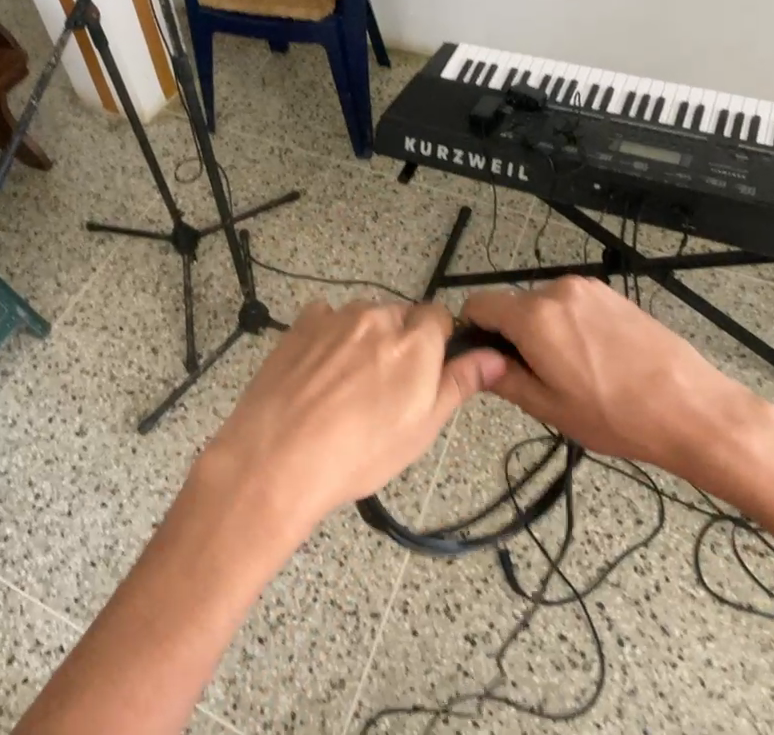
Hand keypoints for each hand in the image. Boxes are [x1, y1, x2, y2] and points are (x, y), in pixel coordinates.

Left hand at [194, 300, 504, 540]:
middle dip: (398, 342)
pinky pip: (325, 318)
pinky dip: (328, 336)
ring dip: (363, 338)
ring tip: (346, 386)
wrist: (279, 457)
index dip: (435, 344)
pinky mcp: (301, 324)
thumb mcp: (422, 428)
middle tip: (383, 389)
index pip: (439, 318)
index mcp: (416, 342)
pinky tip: (318, 373)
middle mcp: (378, 318)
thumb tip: (495, 357)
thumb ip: (459, 383)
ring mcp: (336, 318)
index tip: (421, 374)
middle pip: (399, 316)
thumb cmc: (359, 452)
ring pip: (362, 318)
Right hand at [461, 277, 773, 502]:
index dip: (473, 332)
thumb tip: (476, 361)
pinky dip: (568, 326)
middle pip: (511, 306)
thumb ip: (502, 378)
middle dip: (511, 336)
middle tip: (533, 378)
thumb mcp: (548, 407)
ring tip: (570, 373)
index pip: (478, 304)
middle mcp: (557, 291)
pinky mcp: (613, 295)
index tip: (485, 361)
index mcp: (534, 317)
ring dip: (541, 332)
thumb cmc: (615, 415)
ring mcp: (589, 289)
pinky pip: (571, 305)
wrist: (690, 407)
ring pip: (542, 306)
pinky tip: (593, 360)